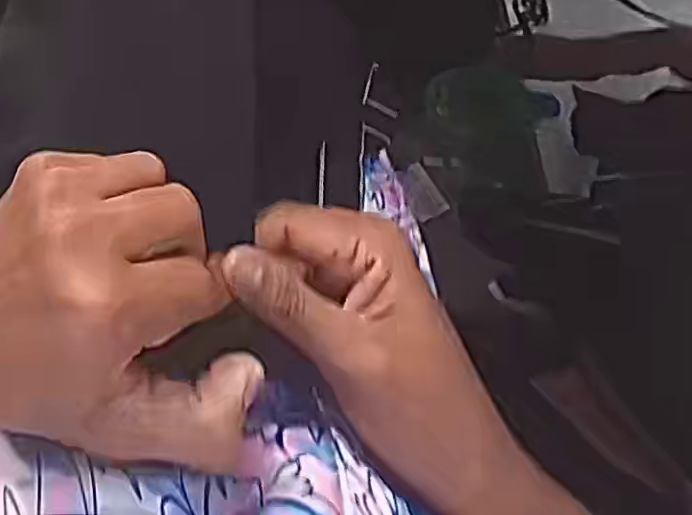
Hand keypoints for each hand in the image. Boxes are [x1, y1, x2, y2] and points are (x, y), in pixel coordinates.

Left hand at [0, 151, 261, 471]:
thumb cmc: (34, 380)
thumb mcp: (119, 426)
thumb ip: (204, 421)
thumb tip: (252, 369)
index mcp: (107, 305)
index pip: (203, 278)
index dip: (198, 296)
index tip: (174, 308)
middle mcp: (84, 237)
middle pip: (187, 210)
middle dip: (181, 245)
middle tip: (149, 273)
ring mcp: (61, 192)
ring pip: (156, 173)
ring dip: (150, 210)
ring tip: (120, 244)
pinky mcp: (44, 166)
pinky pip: (116, 161)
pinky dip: (115, 191)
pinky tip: (88, 225)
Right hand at [219, 203, 583, 514]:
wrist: (463, 470)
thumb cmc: (422, 414)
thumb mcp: (349, 355)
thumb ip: (287, 302)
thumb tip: (233, 260)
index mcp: (370, 239)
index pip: (283, 221)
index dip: (252, 255)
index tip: (228, 295)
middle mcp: (360, 243)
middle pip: (281, 240)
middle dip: (260, 277)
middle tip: (250, 323)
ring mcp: (352, 272)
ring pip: (283, 266)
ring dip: (270, 298)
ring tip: (269, 335)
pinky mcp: (344, 300)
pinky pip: (295, 289)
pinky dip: (282, 312)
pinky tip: (285, 339)